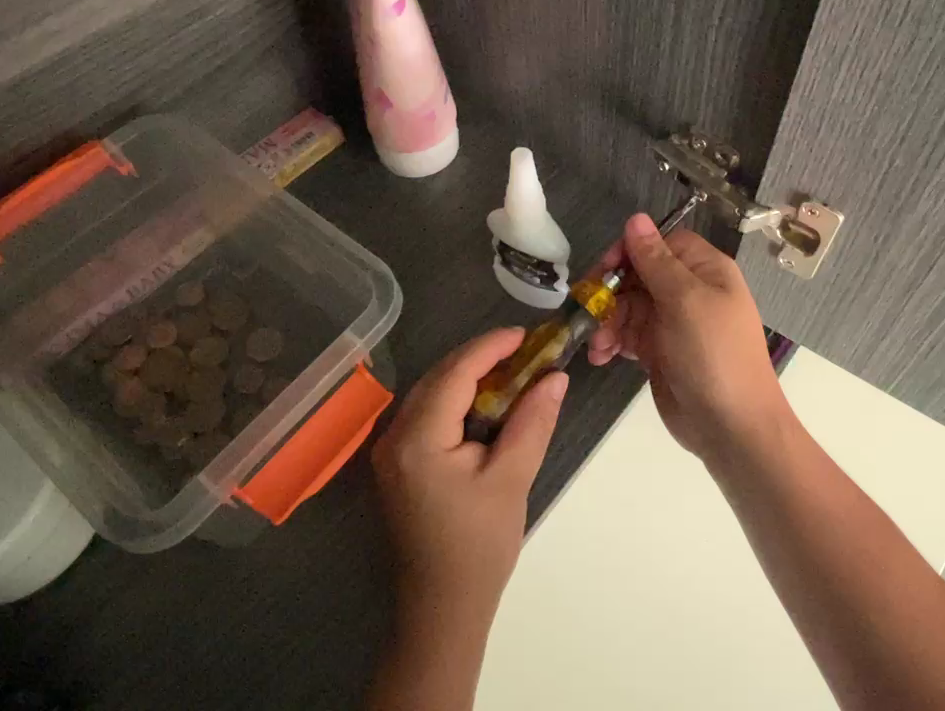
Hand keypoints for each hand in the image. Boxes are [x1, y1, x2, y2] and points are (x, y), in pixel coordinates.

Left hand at [373, 328, 567, 611]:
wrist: (441, 610)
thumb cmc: (478, 547)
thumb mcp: (512, 480)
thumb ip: (531, 422)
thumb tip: (555, 377)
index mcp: (418, 439)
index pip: (455, 373)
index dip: (491, 347)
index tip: (526, 334)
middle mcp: (394, 438)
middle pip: (438, 378)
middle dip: (481, 358)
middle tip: (525, 351)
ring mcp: (389, 453)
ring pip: (430, 395)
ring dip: (469, 378)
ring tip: (512, 371)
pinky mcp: (397, 466)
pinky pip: (427, 416)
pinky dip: (457, 401)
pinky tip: (485, 405)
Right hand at [586, 214, 796, 462]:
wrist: (732, 427)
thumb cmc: (714, 355)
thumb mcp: (685, 301)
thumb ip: (656, 261)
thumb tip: (636, 218)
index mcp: (705, 271)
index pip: (661, 244)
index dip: (631, 251)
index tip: (604, 269)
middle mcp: (690, 292)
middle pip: (639, 275)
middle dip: (611, 292)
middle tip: (587, 309)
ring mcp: (673, 324)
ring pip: (628, 307)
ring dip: (607, 321)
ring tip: (598, 345)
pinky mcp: (659, 352)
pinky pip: (627, 335)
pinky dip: (611, 342)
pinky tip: (600, 356)